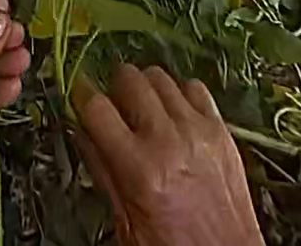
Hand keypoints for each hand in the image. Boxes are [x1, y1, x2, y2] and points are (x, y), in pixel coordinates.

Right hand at [77, 64, 263, 245]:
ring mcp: (196, 131)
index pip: (96, 106)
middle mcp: (167, 142)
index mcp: (139, 169)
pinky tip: (175, 113)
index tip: (80, 95)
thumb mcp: (126, 223)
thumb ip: (102, 170)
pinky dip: (180, 93)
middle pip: (129, 77)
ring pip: (159, 76)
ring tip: (145, 109)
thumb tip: (81, 129)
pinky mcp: (220, 130)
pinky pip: (194, 86)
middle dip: (115, 87)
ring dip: (146, 88)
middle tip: (116, 104)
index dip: (82, 95)